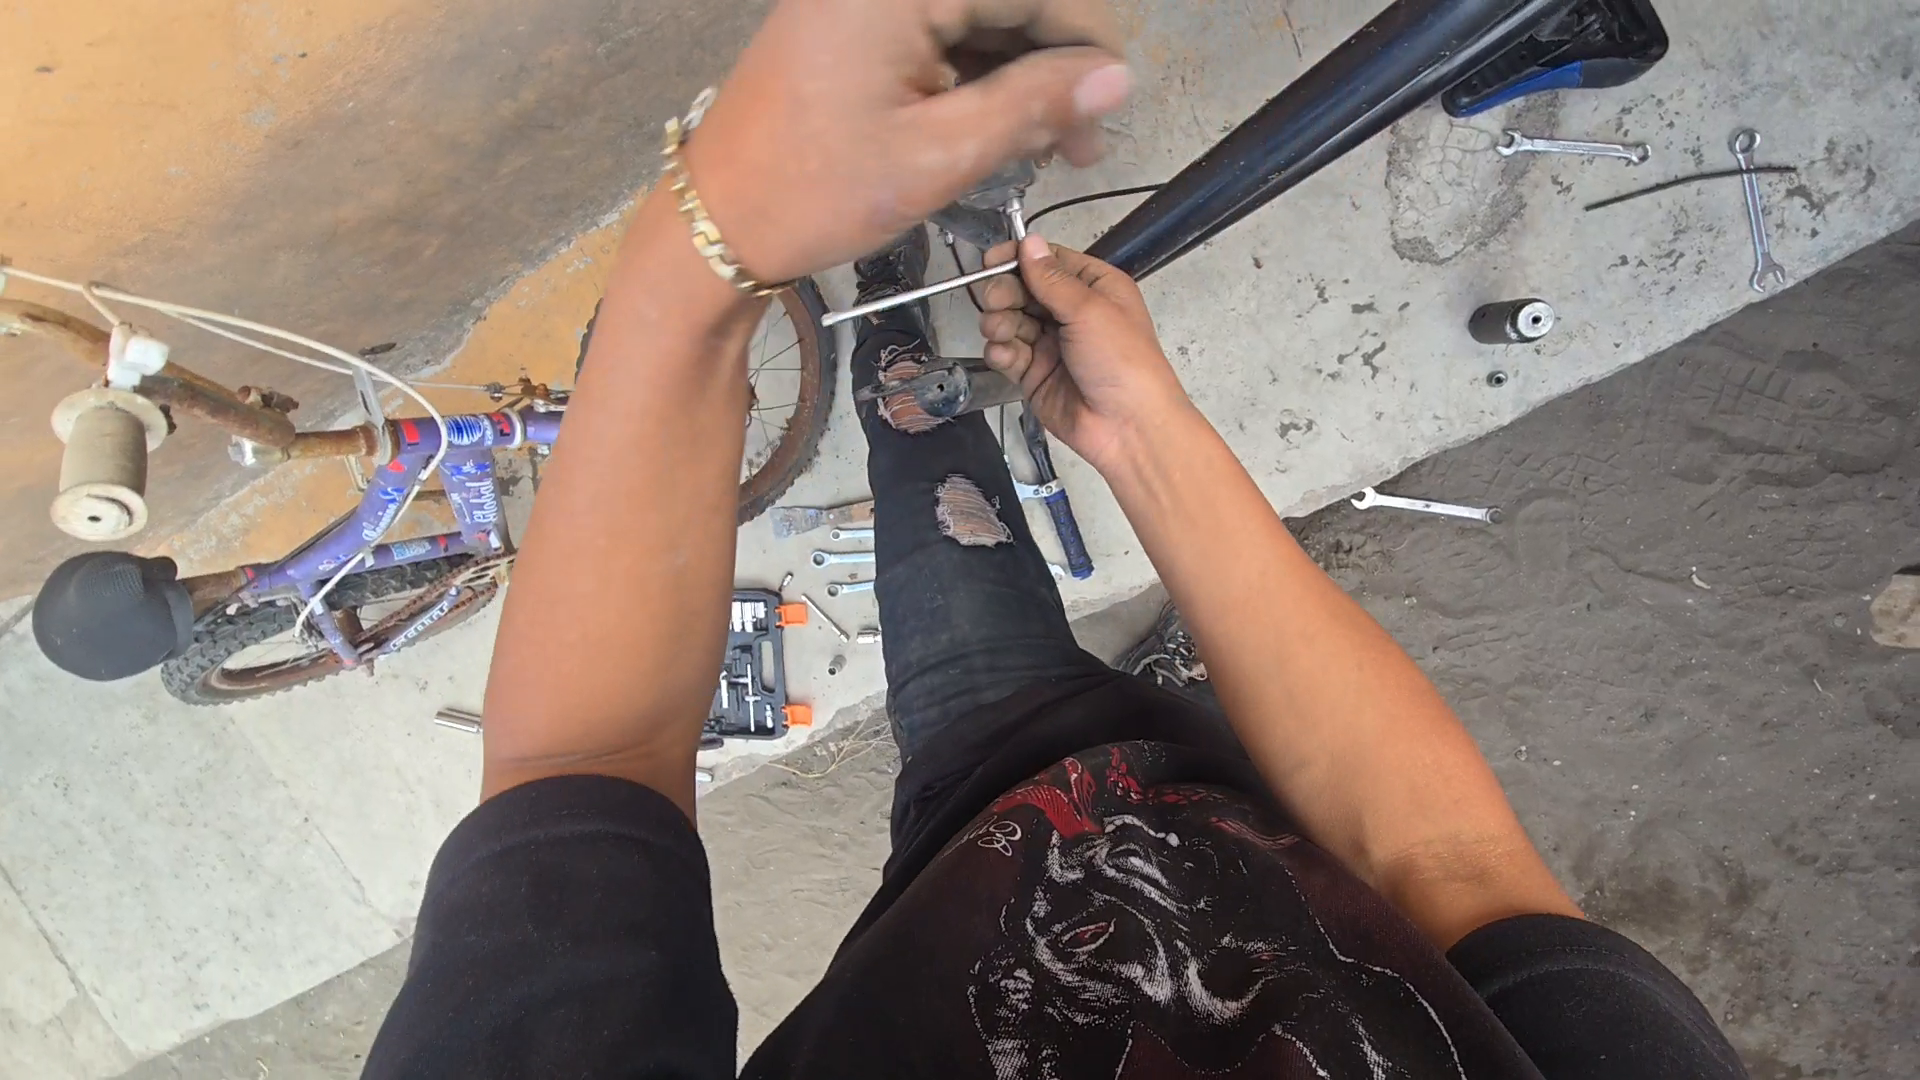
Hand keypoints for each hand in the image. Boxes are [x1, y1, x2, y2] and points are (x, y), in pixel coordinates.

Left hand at [679, 0, 1131, 283]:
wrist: (720, 220)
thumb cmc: (819, 194)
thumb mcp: (936, 156)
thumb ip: (1029, 107)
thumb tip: (1113, 78)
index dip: (1084, 40)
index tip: (1114, 100)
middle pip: (998, 1)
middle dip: (1051, 64)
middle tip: (1082, 141)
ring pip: (970, 21)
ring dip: (1015, 77)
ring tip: (1044, 146)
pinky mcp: (851, 26)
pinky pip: (934, 37)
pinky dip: (972, 81)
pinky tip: (996, 127)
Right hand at [979, 233, 1192, 471]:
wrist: (1126, 425)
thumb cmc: (1123, 362)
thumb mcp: (1089, 309)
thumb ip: (1052, 279)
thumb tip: (1029, 243)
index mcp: (1094, 288)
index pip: (1049, 262)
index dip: (1019, 259)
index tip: (992, 260)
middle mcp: (1071, 314)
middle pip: (1024, 291)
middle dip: (1005, 292)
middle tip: (994, 299)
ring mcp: (1052, 345)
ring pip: (1012, 322)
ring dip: (999, 322)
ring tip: (998, 329)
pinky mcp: (1035, 375)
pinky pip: (1008, 354)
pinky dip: (1000, 351)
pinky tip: (1003, 353)